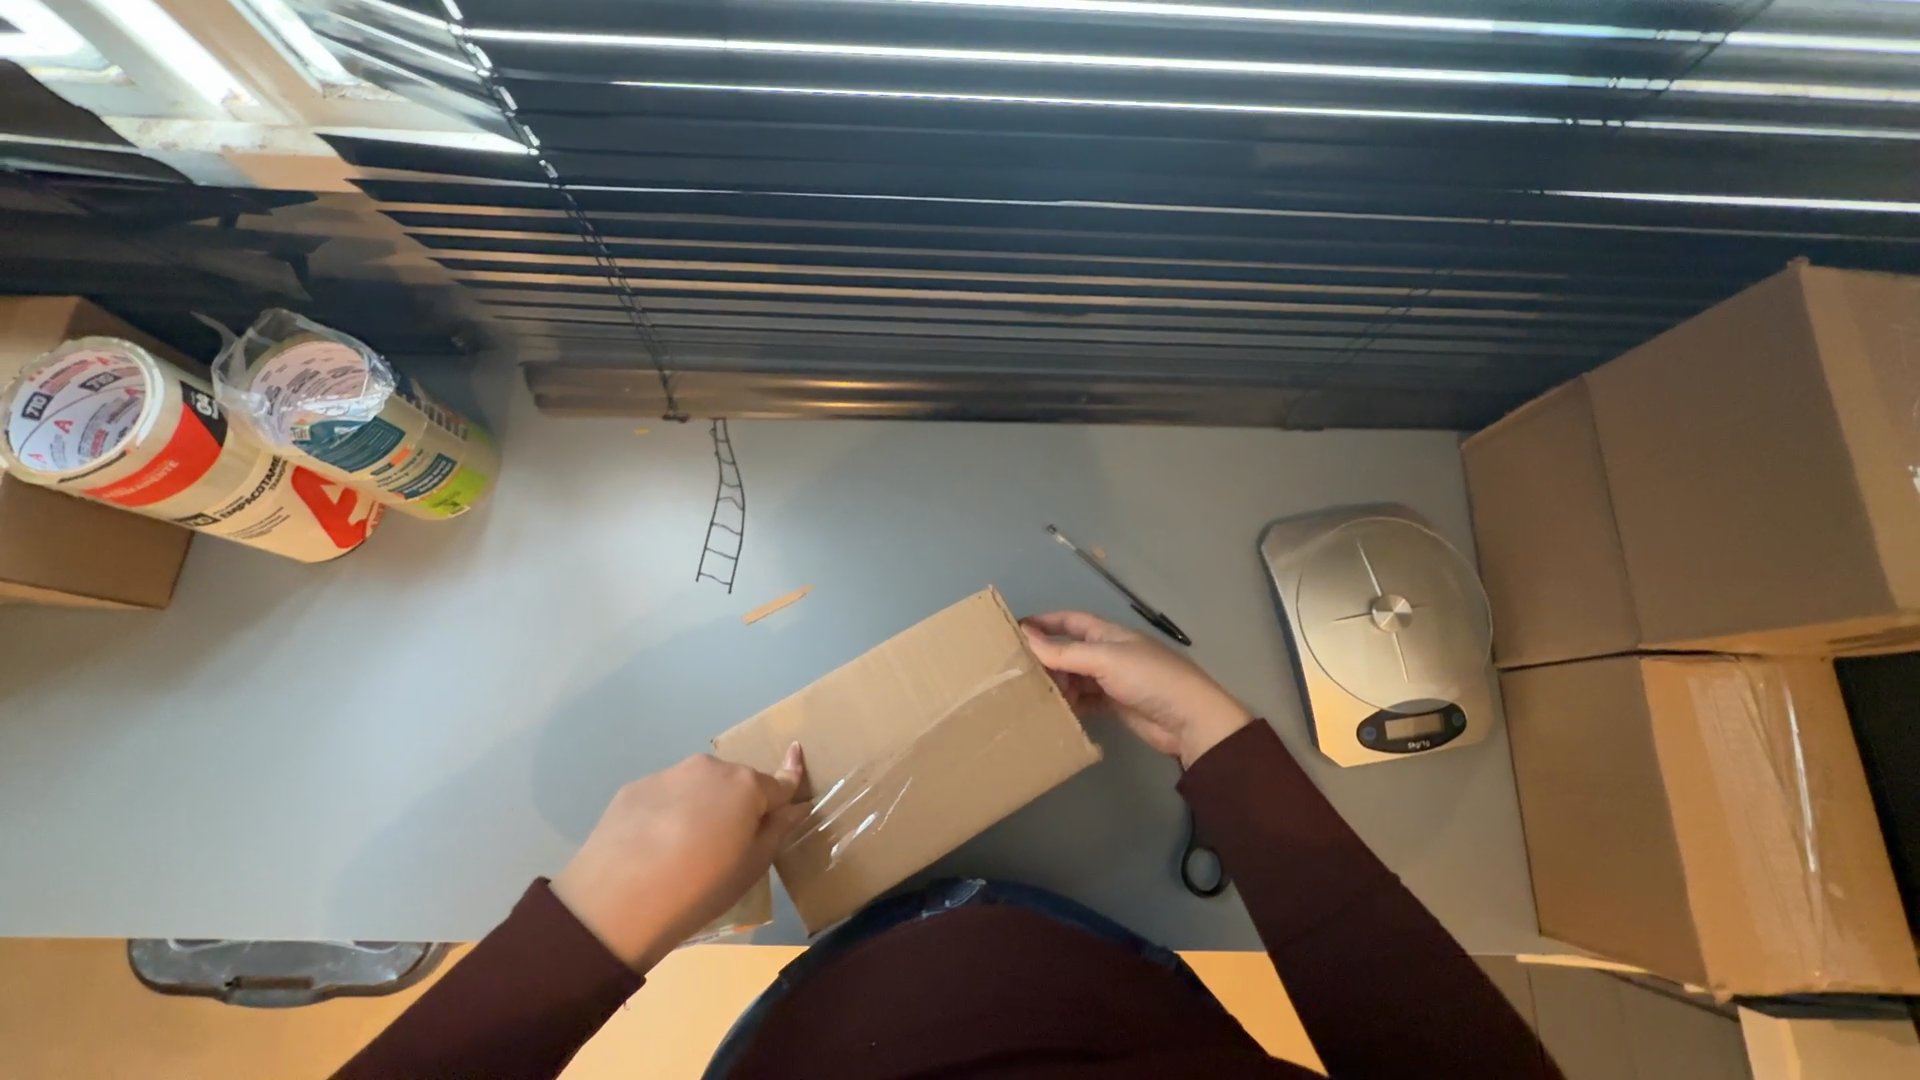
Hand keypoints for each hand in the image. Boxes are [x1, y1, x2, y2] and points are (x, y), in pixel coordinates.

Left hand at [551, 744, 808, 971]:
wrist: (616, 903)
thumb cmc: (699, 888)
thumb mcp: (751, 867)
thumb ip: (777, 829)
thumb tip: (794, 806)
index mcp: (746, 786)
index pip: (779, 780)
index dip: (791, 775)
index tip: (796, 757)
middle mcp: (710, 768)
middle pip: (736, 783)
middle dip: (737, 803)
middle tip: (725, 843)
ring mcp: (670, 774)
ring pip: (698, 786)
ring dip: (701, 806)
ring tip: (683, 847)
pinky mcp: (635, 787)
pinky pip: (665, 796)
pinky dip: (667, 813)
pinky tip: (652, 846)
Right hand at [1022, 612, 1250, 767]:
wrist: (1189, 719)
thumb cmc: (1149, 678)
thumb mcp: (1104, 660)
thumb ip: (1064, 652)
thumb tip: (1026, 636)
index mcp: (1108, 634)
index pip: (1070, 621)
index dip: (1044, 622)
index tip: (1015, 629)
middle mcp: (1108, 653)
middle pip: (1069, 651)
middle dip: (1045, 657)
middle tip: (1015, 670)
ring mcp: (1112, 680)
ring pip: (1074, 677)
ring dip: (1055, 683)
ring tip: (1030, 692)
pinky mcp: (1115, 705)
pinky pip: (1084, 700)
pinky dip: (1069, 703)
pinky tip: (1052, 710)